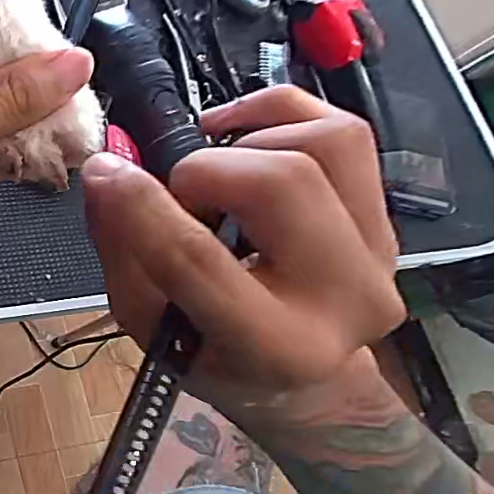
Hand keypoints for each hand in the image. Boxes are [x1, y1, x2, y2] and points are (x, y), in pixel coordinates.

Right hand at [82, 86, 405, 424]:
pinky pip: (345, 132)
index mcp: (271, 346)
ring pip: (323, 144)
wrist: (303, 379)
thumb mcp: (151, 327)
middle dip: (204, 172)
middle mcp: (343, 301)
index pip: (197, 258)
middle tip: (179, 196)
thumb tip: (106, 171)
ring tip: (214, 173)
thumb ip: (123, 252)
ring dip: (248, 143)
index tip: (106, 174)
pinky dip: (282, 114)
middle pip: (279, 181)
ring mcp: (378, 256)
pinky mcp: (388, 221)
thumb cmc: (216, 358)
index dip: (143, 206)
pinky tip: (239, 129)